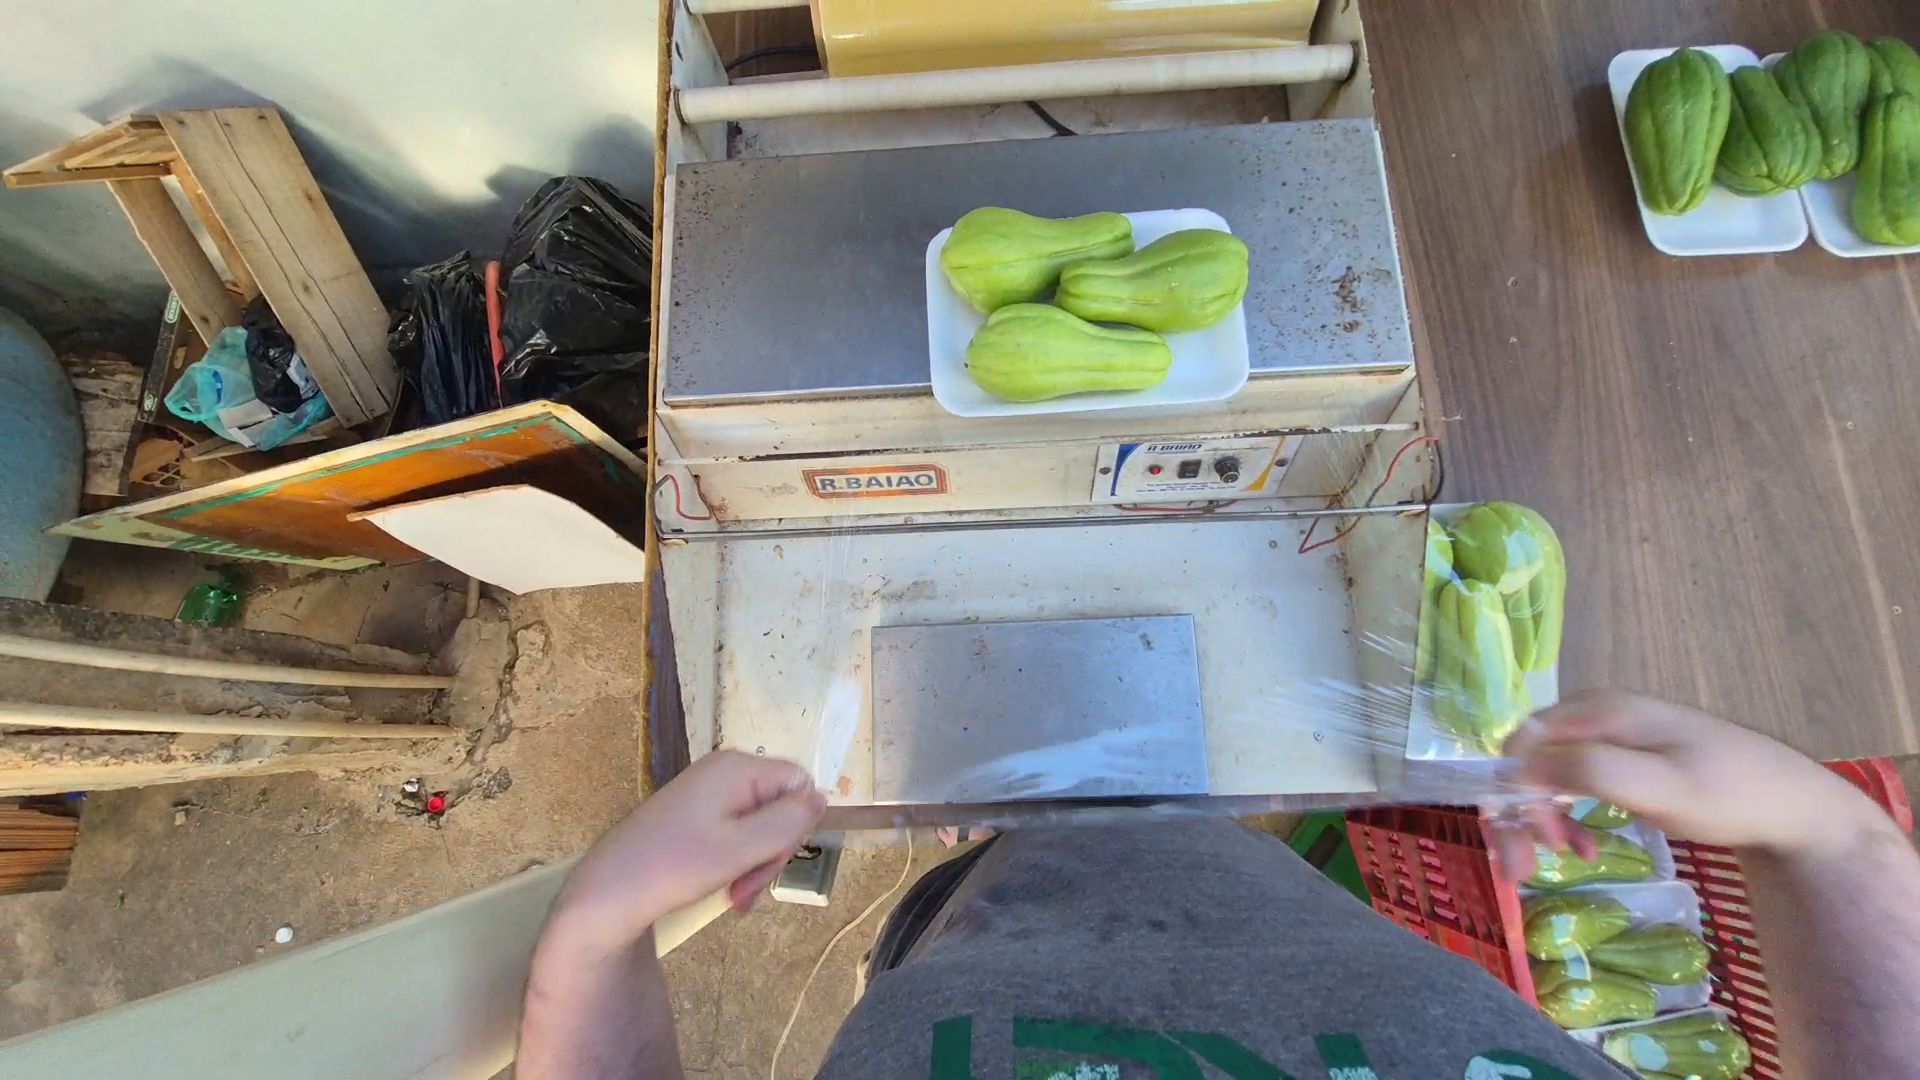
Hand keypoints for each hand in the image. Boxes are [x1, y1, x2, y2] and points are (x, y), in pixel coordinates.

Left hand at [543, 750, 825, 958]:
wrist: (605, 894)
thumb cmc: (673, 867)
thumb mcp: (740, 849)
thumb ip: (788, 823)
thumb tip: (823, 798)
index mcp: (739, 767)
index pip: (799, 782)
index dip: (797, 824)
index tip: (772, 861)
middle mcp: (727, 770)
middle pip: (781, 804)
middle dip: (773, 851)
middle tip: (748, 889)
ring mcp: (710, 791)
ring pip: (762, 823)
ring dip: (757, 862)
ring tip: (735, 896)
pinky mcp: (698, 812)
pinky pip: (739, 830)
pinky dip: (739, 860)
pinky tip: (726, 887)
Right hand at [1491, 689, 1887, 878]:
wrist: (1804, 811)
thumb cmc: (1732, 795)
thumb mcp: (1662, 786)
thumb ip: (1588, 769)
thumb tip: (1521, 768)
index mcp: (1594, 710)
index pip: (1522, 743)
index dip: (1514, 790)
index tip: (1536, 838)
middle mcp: (1588, 713)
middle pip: (1528, 758)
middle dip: (1524, 810)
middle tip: (1532, 861)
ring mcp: (1601, 733)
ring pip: (1544, 772)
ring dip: (1546, 815)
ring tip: (1575, 852)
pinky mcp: (1615, 754)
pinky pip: (1568, 778)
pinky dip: (1568, 811)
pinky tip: (1587, 840)